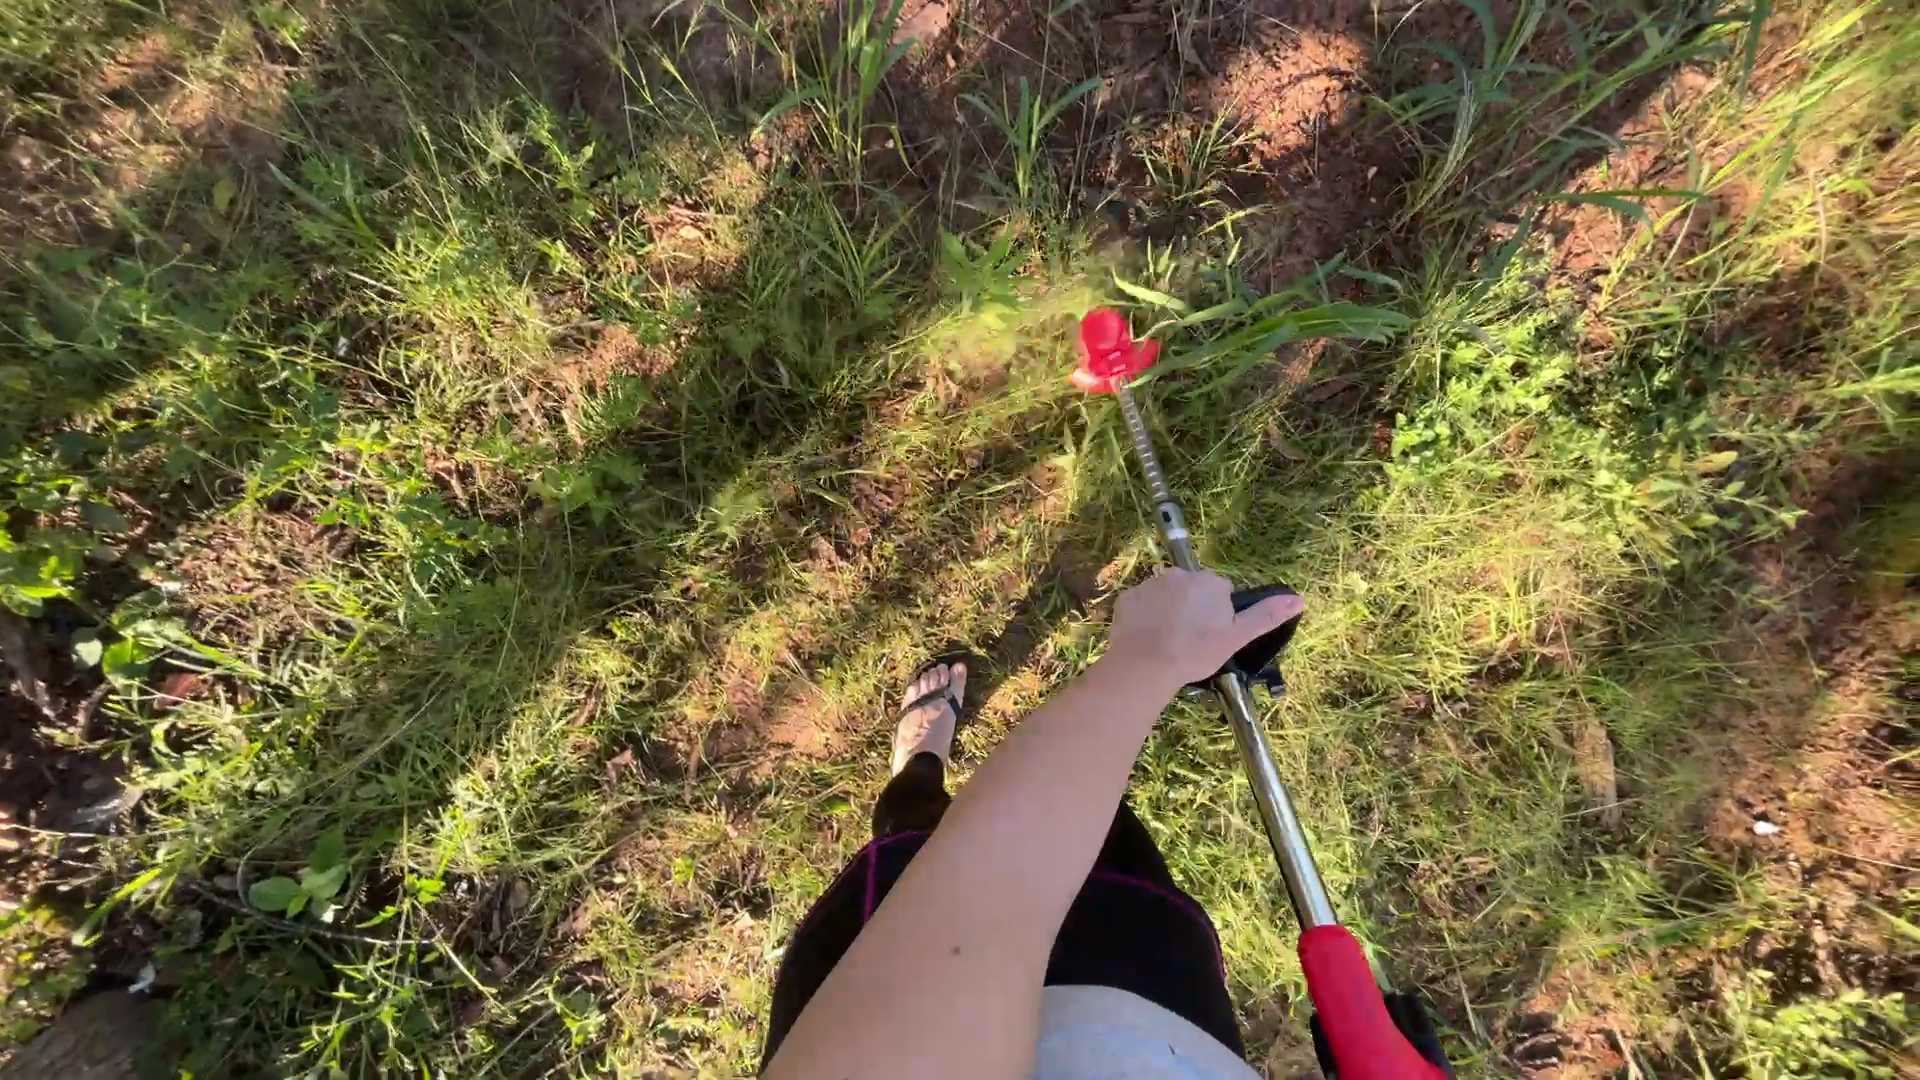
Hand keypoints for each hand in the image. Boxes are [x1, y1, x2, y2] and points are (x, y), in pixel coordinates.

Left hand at [1105, 568, 1304, 688]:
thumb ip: (1265, 615)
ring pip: (1165, 596)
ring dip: (1168, 611)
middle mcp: (1178, 574)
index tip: (1212, 634)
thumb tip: (1299, 599)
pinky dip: (1144, 617)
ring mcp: (1149, 584)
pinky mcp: (1127, 598)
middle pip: (1192, 590)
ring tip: (1168, 640)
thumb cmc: (1195, 651)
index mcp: (1208, 582)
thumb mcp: (1236, 636)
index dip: (1218, 614)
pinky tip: (1146, 638)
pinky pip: (1141, 604)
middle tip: (1190, 639)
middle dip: (1193, 609)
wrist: (1145, 663)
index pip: (1220, 592)